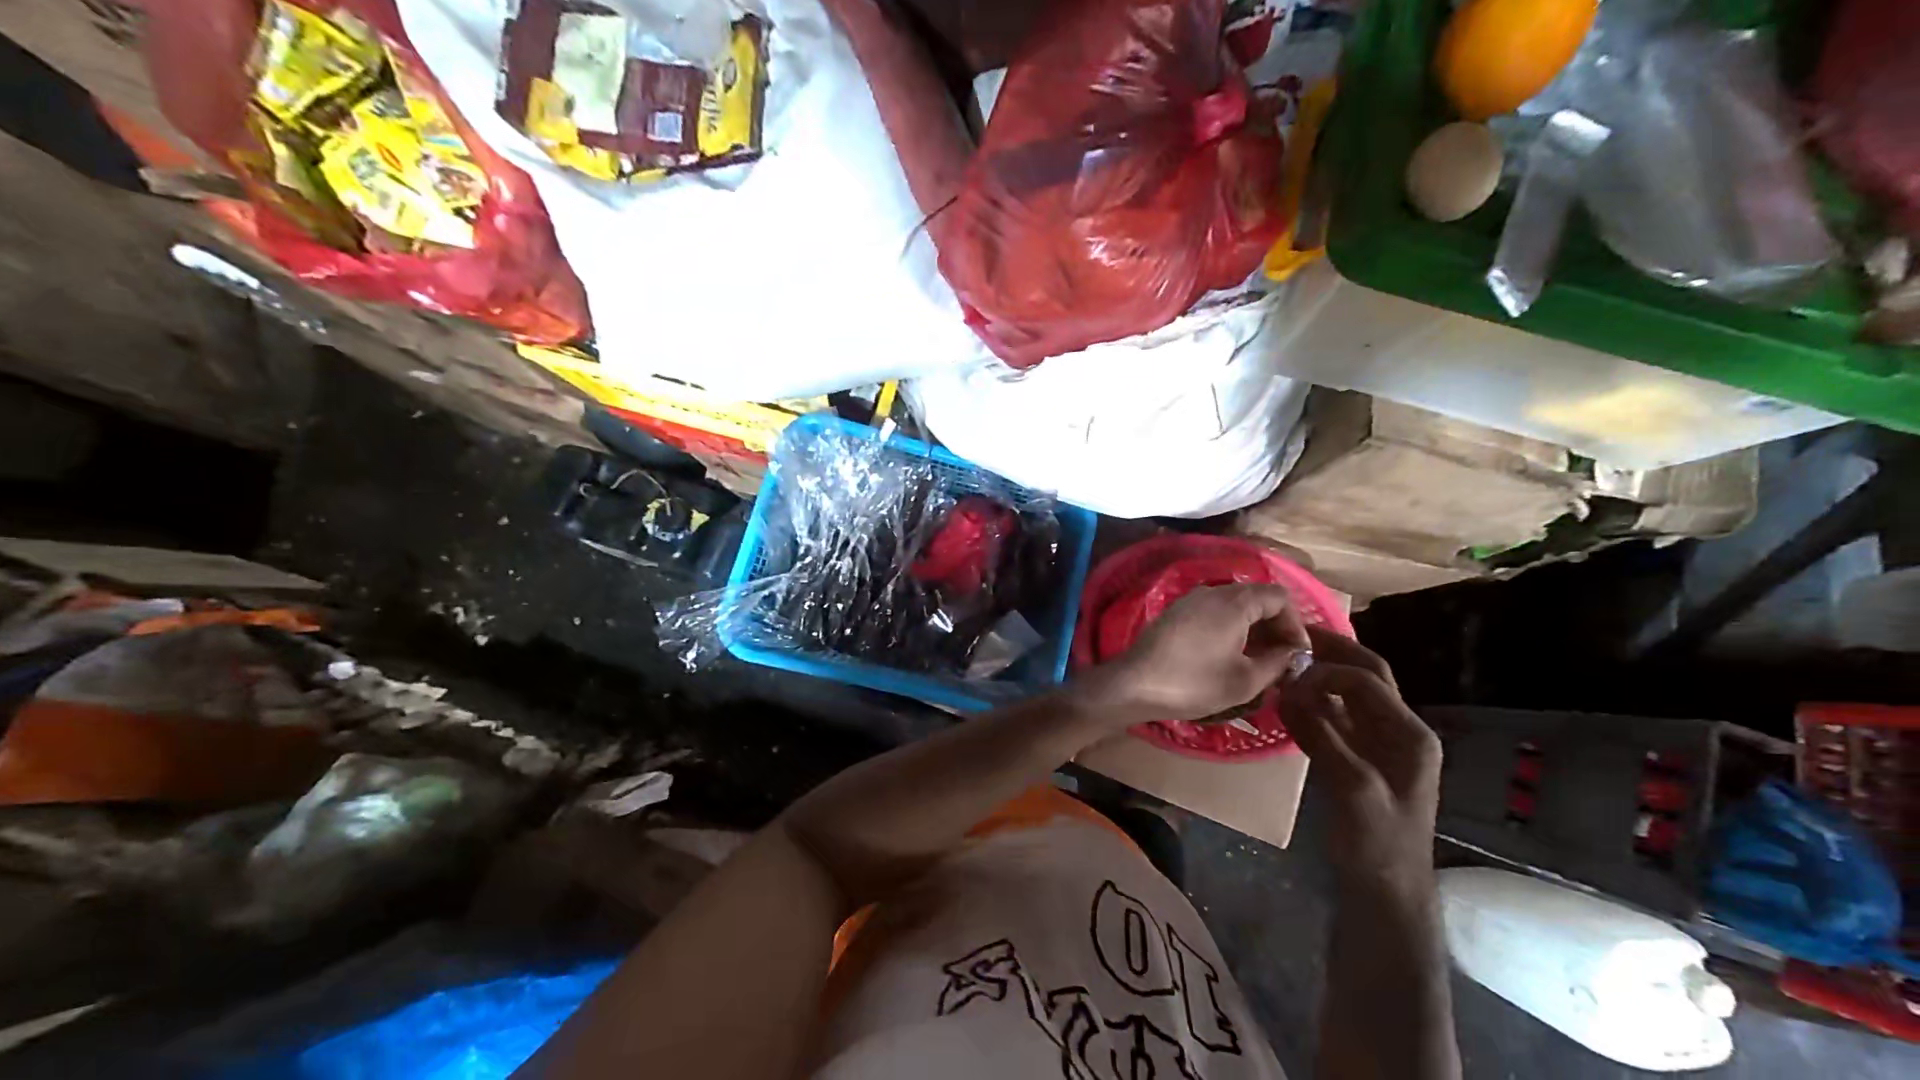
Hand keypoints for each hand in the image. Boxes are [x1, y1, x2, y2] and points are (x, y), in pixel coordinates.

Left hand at [1077, 584, 1310, 725]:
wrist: (1134, 684)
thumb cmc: (1193, 682)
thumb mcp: (1245, 680)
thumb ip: (1276, 663)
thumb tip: (1292, 654)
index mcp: (1234, 601)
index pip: (1279, 596)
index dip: (1296, 623)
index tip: (1298, 654)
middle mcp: (1212, 591)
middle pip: (1257, 597)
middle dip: (1275, 625)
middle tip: (1283, 659)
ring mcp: (1190, 600)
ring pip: (1234, 605)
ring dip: (1252, 628)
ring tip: (1258, 661)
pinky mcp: (1175, 613)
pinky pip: (1213, 612)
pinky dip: (1230, 628)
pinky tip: (1229, 655)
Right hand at [1280, 628, 1442, 895]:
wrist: (1385, 890)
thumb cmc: (1376, 841)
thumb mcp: (1351, 787)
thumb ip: (1320, 734)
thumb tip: (1287, 689)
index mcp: (1410, 734)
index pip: (1366, 681)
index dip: (1327, 669)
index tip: (1287, 672)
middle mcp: (1399, 731)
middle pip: (1367, 677)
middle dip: (1332, 653)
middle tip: (1291, 634)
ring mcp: (1379, 745)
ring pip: (1351, 694)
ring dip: (1322, 673)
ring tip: (1286, 658)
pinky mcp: (1358, 758)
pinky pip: (1336, 716)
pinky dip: (1314, 700)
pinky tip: (1289, 697)